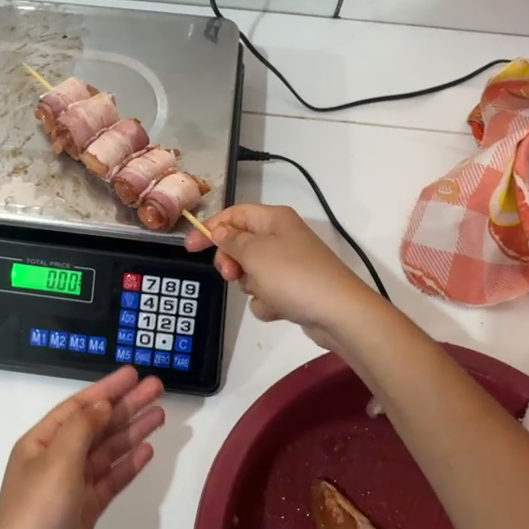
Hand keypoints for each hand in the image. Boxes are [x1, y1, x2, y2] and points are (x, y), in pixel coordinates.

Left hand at [0, 366, 165, 528]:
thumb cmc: (36, 517)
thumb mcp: (57, 463)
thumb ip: (83, 429)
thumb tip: (102, 404)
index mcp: (38, 444)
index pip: (78, 407)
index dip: (106, 389)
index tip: (134, 374)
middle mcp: (53, 461)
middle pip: (95, 426)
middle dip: (125, 407)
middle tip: (158, 389)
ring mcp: (68, 489)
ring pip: (105, 452)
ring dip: (130, 432)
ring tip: (160, 416)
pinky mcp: (82, 514)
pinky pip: (109, 481)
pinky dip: (127, 466)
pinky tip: (146, 452)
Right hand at [185, 203, 380, 350]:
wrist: (338, 313)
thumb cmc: (294, 276)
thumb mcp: (255, 253)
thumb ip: (232, 240)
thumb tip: (220, 231)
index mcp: (274, 220)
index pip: (233, 215)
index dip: (210, 228)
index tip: (189, 247)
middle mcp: (282, 237)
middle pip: (240, 244)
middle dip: (232, 262)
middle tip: (232, 275)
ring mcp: (289, 265)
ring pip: (251, 272)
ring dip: (252, 286)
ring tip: (266, 293)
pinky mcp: (294, 290)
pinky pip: (266, 293)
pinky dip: (268, 302)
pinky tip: (279, 308)